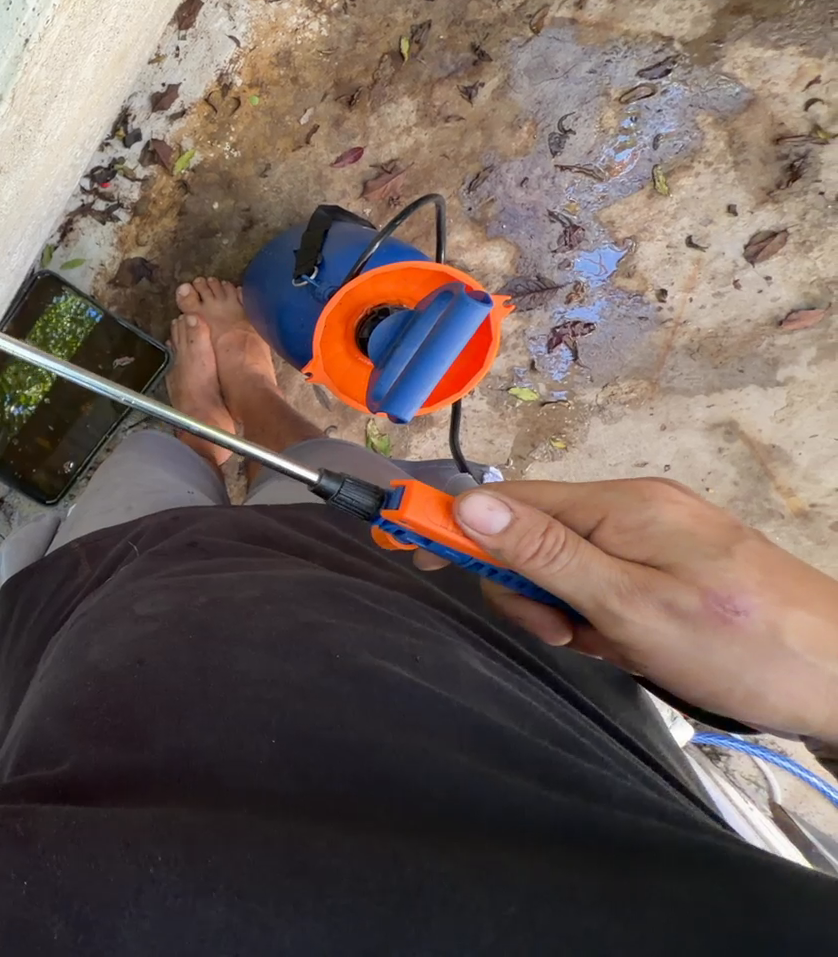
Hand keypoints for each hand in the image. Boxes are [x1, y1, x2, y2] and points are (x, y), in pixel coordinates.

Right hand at [420, 479, 837, 738]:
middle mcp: (632, 506)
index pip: (504, 501)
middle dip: (523, 585)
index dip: (448, 522)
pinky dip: (590, 608)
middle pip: (527, 532)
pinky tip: (621, 636)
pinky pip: (594, 573)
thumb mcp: (630, 606)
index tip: (403, 543)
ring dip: (558, 604)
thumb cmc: (747, 648)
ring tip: (600, 642)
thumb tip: (465, 503)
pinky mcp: (668, 559)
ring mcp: (653, 532)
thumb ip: (542, 554)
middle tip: (556, 631)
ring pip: (557, 560)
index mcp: (621, 506)